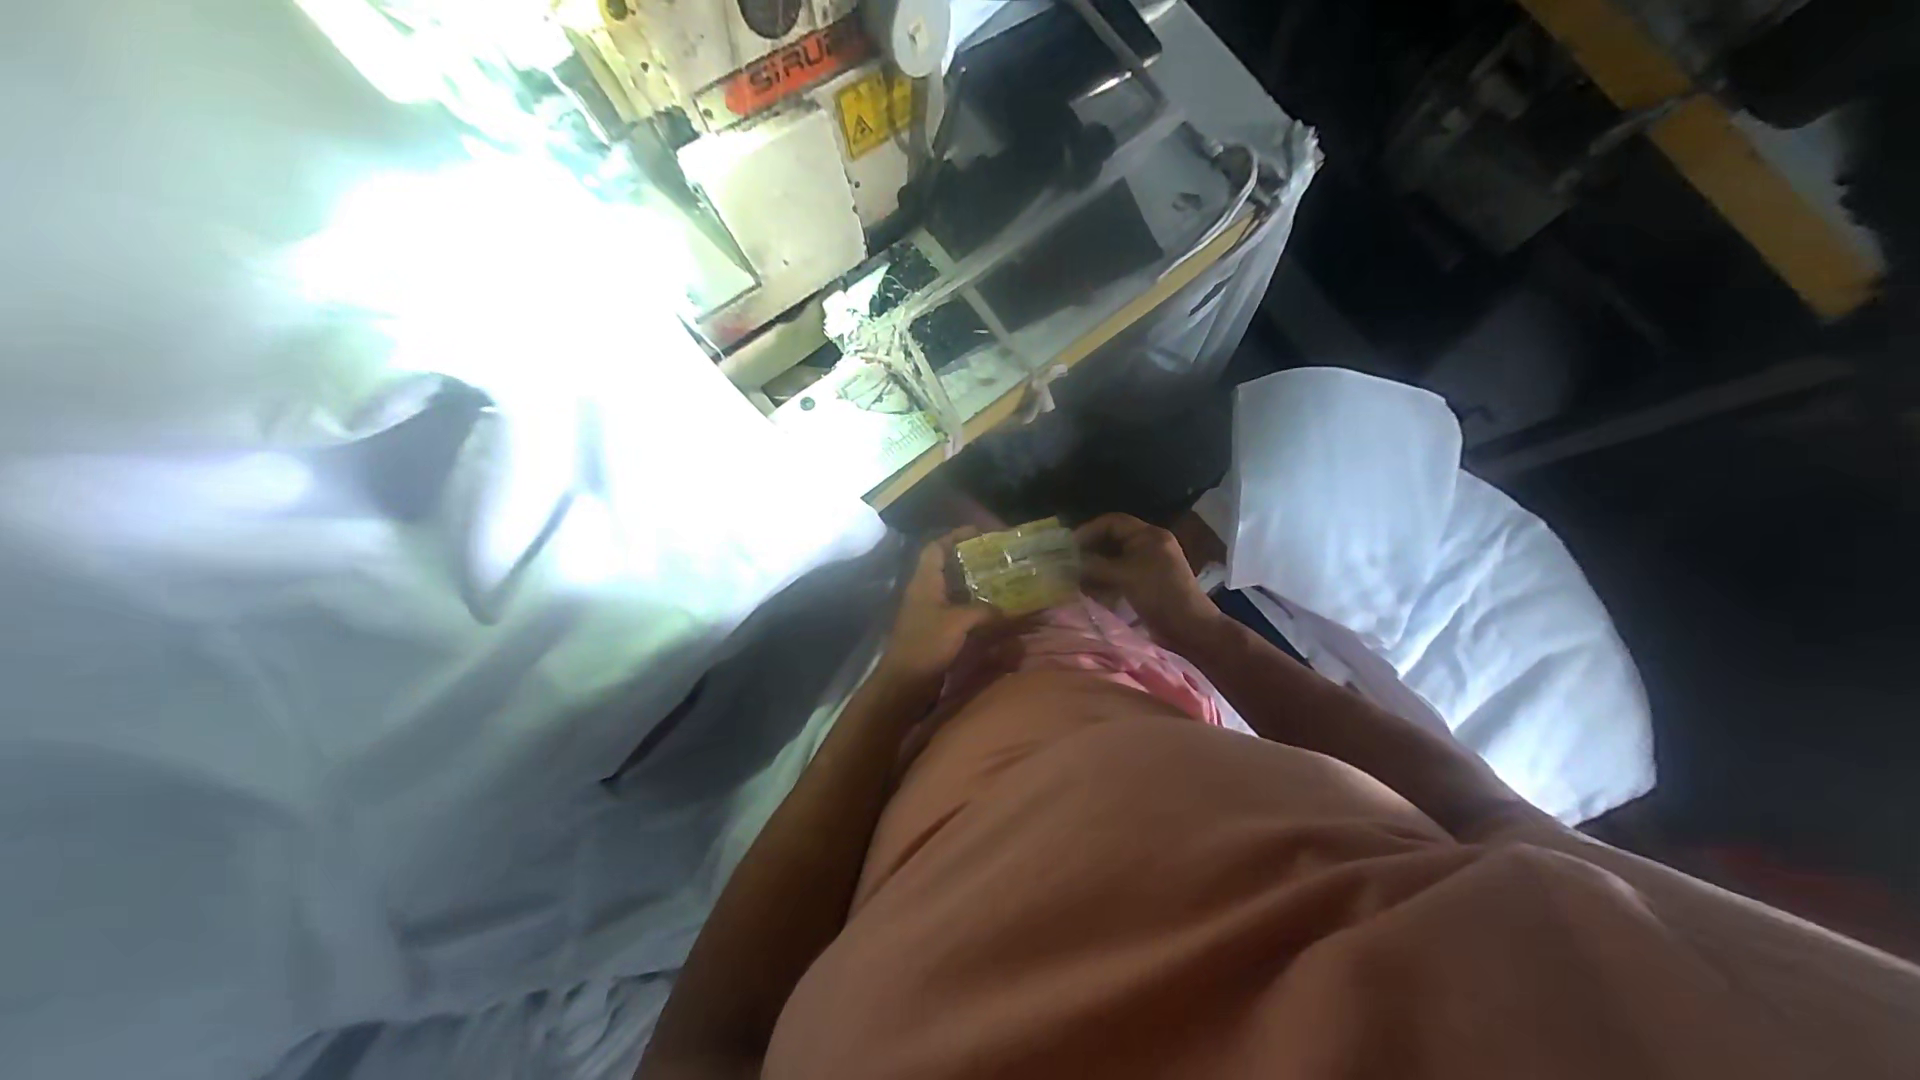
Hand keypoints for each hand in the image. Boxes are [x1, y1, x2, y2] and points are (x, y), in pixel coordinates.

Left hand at [876, 530, 997, 690]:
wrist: (905, 683)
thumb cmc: (926, 645)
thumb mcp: (958, 622)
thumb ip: (983, 610)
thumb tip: (1005, 610)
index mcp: (924, 582)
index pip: (936, 548)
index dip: (954, 536)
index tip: (978, 533)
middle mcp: (924, 592)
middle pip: (945, 567)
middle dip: (969, 560)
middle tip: (996, 558)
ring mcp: (928, 612)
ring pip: (952, 589)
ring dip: (972, 584)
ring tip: (999, 581)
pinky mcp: (934, 631)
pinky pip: (955, 610)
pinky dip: (972, 607)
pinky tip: (991, 611)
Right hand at [1075, 513, 1222, 644]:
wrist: (1189, 628)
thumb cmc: (1159, 594)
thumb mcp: (1124, 575)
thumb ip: (1095, 565)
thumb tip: (1069, 562)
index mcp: (1149, 535)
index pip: (1112, 522)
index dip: (1089, 530)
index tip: (1068, 545)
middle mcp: (1149, 545)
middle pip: (1112, 540)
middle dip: (1090, 550)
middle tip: (1068, 562)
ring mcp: (1149, 565)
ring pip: (1114, 559)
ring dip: (1095, 568)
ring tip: (1075, 579)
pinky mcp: (1146, 584)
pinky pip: (1120, 575)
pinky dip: (1104, 581)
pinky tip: (1090, 591)